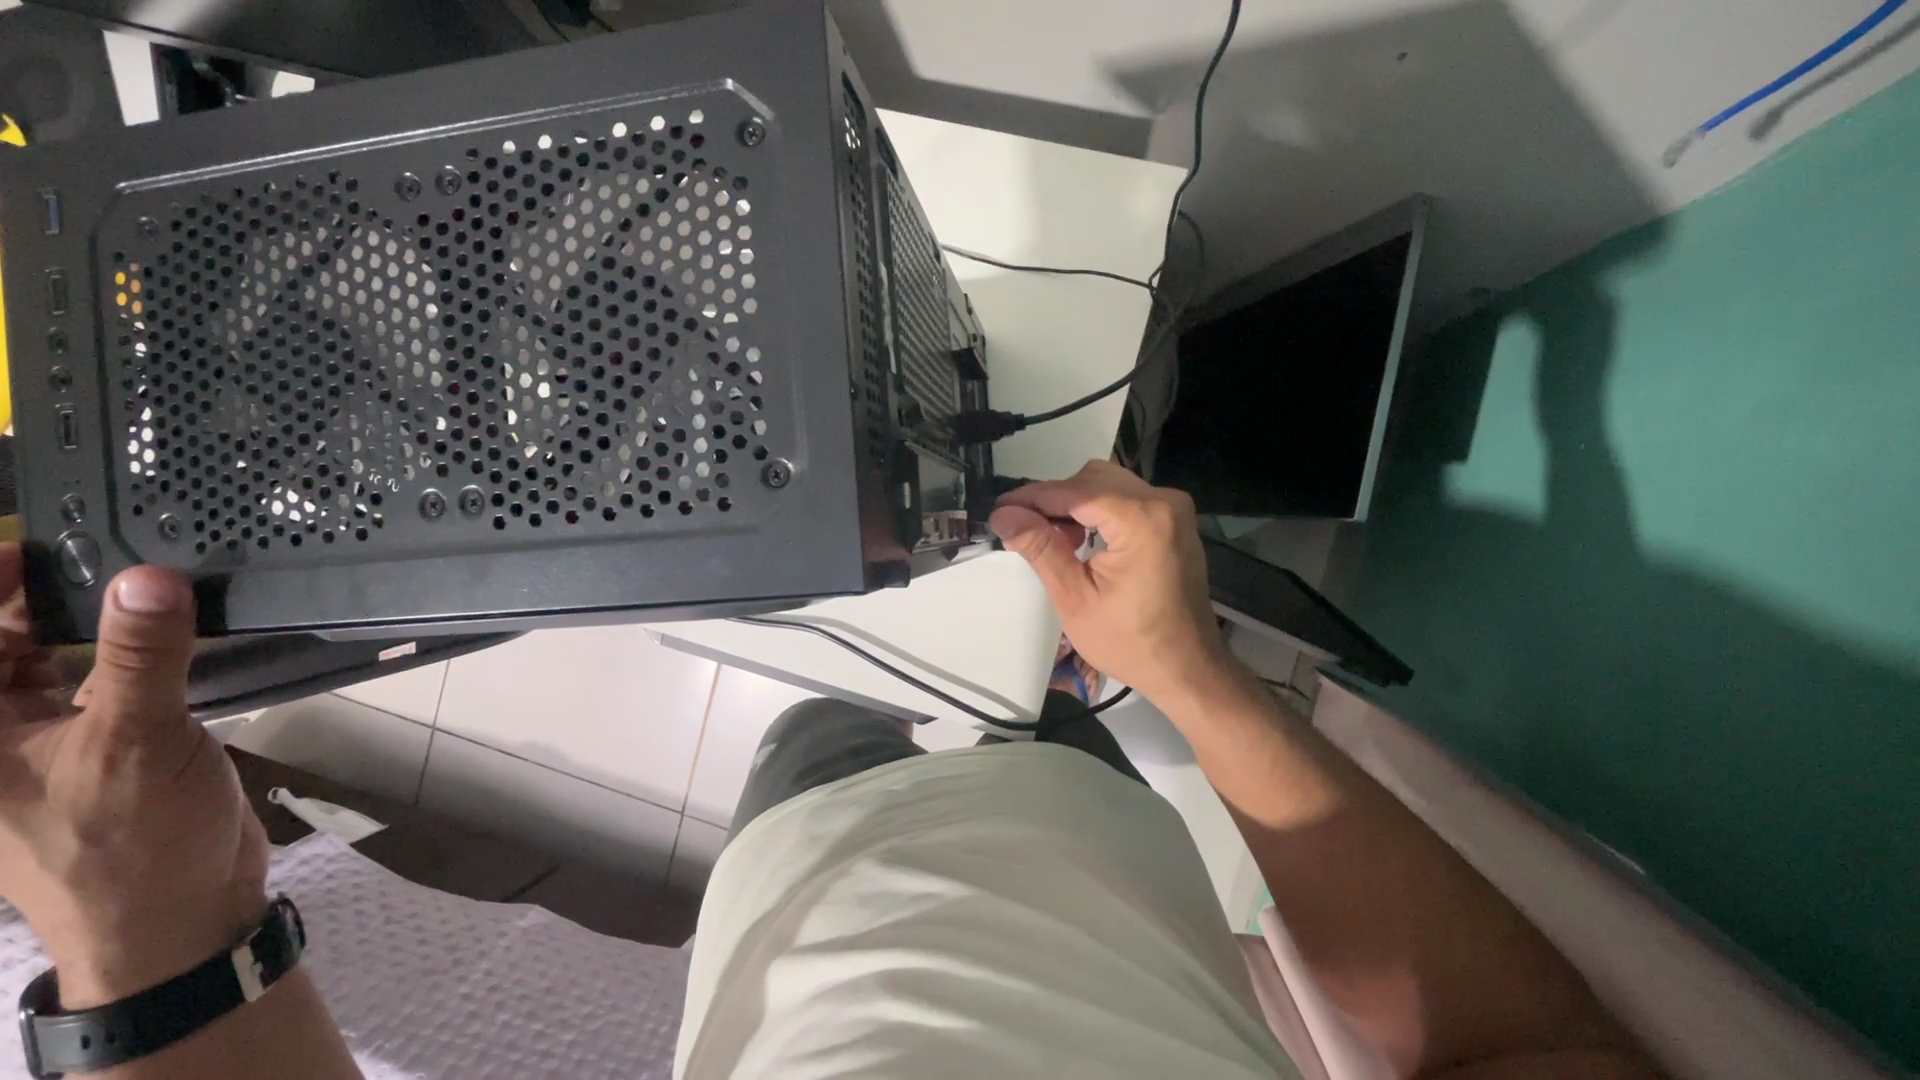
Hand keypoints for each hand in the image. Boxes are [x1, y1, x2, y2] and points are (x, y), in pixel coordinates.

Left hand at [0, 546, 268, 1008]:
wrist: (179, 913)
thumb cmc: (126, 840)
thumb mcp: (133, 743)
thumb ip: (141, 657)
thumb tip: (149, 575)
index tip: (31, 540)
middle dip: (35, 594)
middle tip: (103, 546)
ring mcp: (47, 737)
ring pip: (49, 655)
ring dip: (89, 616)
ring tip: (141, 573)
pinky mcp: (106, 742)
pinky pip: (104, 678)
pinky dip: (130, 646)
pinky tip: (170, 622)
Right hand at [991, 461, 1228, 705]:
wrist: (1186, 666)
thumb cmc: (1130, 642)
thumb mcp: (1075, 599)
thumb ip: (1041, 548)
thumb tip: (1004, 514)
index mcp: (1142, 521)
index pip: (1075, 492)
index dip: (1033, 497)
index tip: (999, 508)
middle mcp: (1163, 502)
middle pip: (1092, 479)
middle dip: (1053, 498)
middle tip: (1021, 526)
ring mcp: (1174, 507)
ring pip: (1108, 483)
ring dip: (1074, 502)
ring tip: (1050, 536)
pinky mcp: (1174, 518)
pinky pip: (1126, 497)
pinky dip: (1097, 509)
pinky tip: (1079, 537)